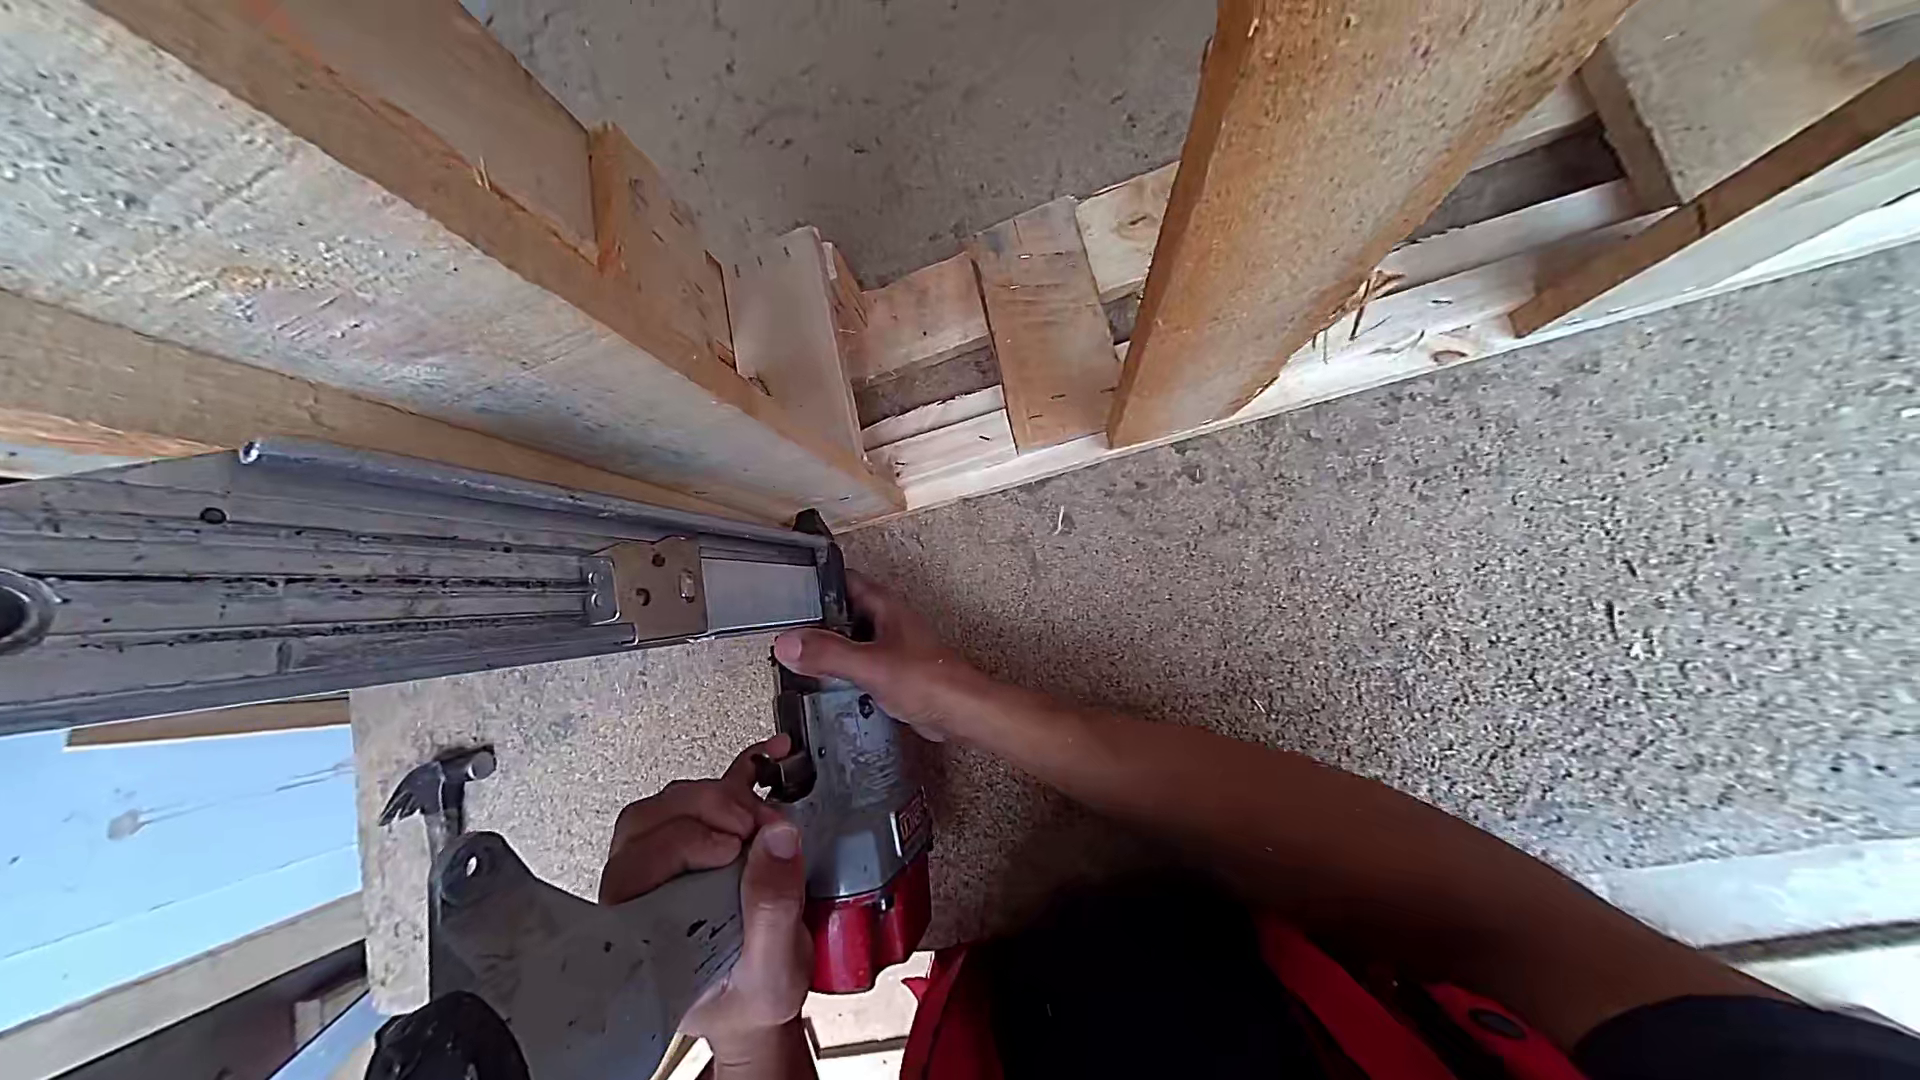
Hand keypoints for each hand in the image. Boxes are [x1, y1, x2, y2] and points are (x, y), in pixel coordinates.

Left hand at [598, 738, 811, 1052]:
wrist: (760, 996)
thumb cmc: (749, 994)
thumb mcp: (772, 970)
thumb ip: (772, 909)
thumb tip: (777, 836)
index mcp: (643, 930)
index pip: (636, 865)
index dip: (684, 843)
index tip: (734, 850)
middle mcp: (646, 889)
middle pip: (651, 821)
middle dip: (709, 812)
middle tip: (755, 827)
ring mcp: (675, 854)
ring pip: (674, 799)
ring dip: (724, 794)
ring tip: (765, 817)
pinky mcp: (710, 830)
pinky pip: (716, 784)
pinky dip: (746, 765)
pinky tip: (772, 755)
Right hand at [773, 572, 988, 741]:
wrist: (958, 712)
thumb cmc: (930, 681)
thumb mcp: (870, 665)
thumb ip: (829, 653)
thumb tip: (789, 643)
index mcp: (885, 606)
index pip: (845, 580)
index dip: (817, 582)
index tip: (789, 591)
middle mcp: (888, 621)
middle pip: (844, 610)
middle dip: (817, 620)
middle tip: (787, 631)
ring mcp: (891, 645)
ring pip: (851, 638)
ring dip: (829, 647)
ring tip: (799, 658)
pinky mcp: (893, 669)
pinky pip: (860, 663)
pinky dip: (842, 670)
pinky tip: (827, 684)